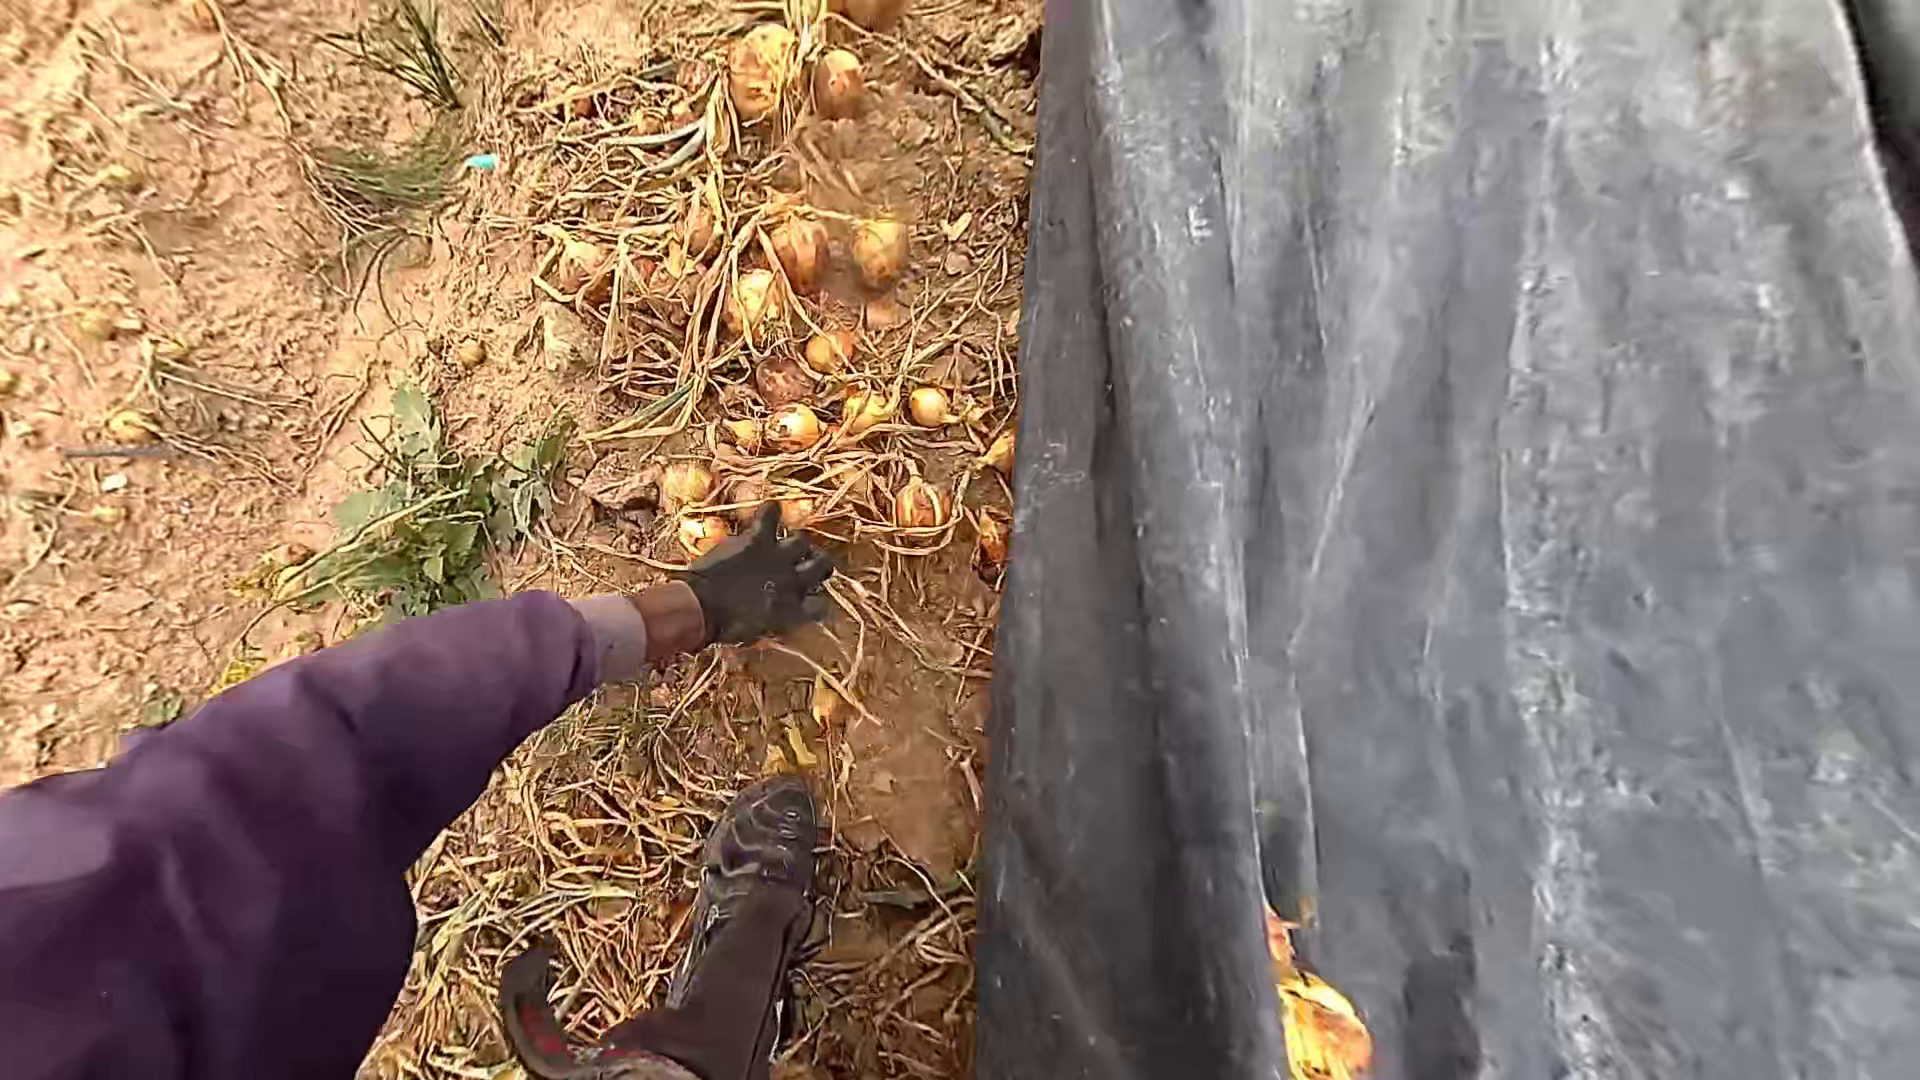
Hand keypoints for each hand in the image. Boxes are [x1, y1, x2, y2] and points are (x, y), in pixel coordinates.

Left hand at [680, 504, 833, 643]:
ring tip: (794, 542)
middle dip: (819, 564)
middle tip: (810, 563)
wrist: (703, 607)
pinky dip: (771, 510)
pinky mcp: (757, 540)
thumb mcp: (763, 631)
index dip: (819, 602)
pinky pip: (769, 517)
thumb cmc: (728, 626)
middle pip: (821, 565)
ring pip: (802, 542)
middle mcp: (794, 580)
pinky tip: (774, 506)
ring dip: (799, 543)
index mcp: (795, 608)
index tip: (814, 601)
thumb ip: (781, 621)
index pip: (821, 605)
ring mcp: (777, 557)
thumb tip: (785, 615)